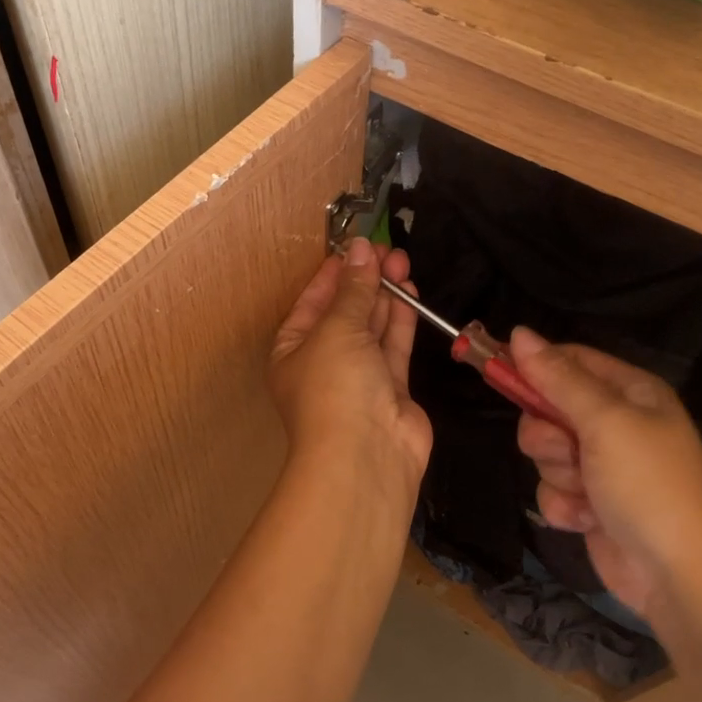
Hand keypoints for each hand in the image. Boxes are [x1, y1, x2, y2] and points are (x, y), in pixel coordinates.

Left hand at [268, 238, 431, 504]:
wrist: (366, 456)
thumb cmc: (334, 386)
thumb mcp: (337, 329)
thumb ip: (354, 290)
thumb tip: (361, 247)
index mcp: (292, 350)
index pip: (311, 302)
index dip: (333, 274)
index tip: (356, 246)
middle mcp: (322, 362)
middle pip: (344, 312)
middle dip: (364, 280)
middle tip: (387, 250)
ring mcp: (358, 377)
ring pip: (372, 327)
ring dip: (385, 295)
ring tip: (402, 261)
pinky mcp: (391, 389)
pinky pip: (394, 346)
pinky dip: (401, 320)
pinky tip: (410, 292)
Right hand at [508, 328, 701, 619]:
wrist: (680, 575)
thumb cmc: (649, 484)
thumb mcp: (605, 421)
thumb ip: (558, 378)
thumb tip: (520, 332)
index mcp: (630, 392)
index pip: (569, 360)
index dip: (534, 365)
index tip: (498, 371)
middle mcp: (616, 423)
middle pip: (547, 407)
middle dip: (547, 433)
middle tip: (569, 450)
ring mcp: (602, 466)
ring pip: (544, 451)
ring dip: (557, 474)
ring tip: (587, 492)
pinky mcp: (590, 504)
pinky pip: (551, 489)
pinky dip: (564, 505)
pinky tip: (588, 520)